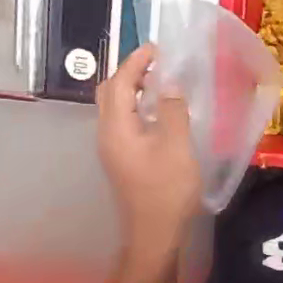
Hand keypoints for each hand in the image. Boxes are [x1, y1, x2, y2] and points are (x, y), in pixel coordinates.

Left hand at [98, 45, 201, 257]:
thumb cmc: (166, 191)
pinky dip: (137, 109)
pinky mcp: (121, 161)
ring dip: (133, 91)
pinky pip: (123, 124)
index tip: (157, 48)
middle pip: (109, 93)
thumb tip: (169, 84)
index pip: (119, 83)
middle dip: (130, 73)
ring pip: (115, 109)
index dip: (136, 62)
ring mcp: (112, 150)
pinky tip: (159, 115)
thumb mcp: (176, 146)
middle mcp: (106, 135)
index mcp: (116, 128)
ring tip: (161, 84)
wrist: (154, 234)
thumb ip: (172, 110)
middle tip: (158, 64)